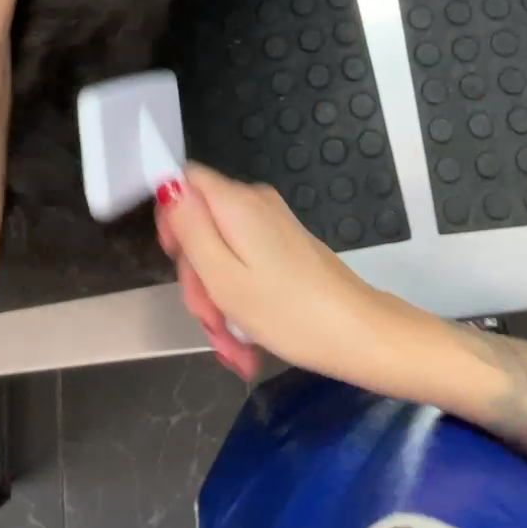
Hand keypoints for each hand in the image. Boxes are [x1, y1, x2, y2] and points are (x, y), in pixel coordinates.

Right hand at [155, 165, 411, 383]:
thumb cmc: (286, 311)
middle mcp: (255, 205)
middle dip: (198, 278)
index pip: (186, 180)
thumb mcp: (222, 275)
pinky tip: (247, 342)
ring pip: (222, 255)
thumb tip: (168, 185)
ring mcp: (273, 226)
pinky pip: (246, 266)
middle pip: (202, 225)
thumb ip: (190, 227)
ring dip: (219, 301)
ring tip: (233, 347)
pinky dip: (240, 301)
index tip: (176, 259)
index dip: (170, 216)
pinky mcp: (286, 248)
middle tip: (211, 321)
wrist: (358, 335)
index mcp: (236, 204)